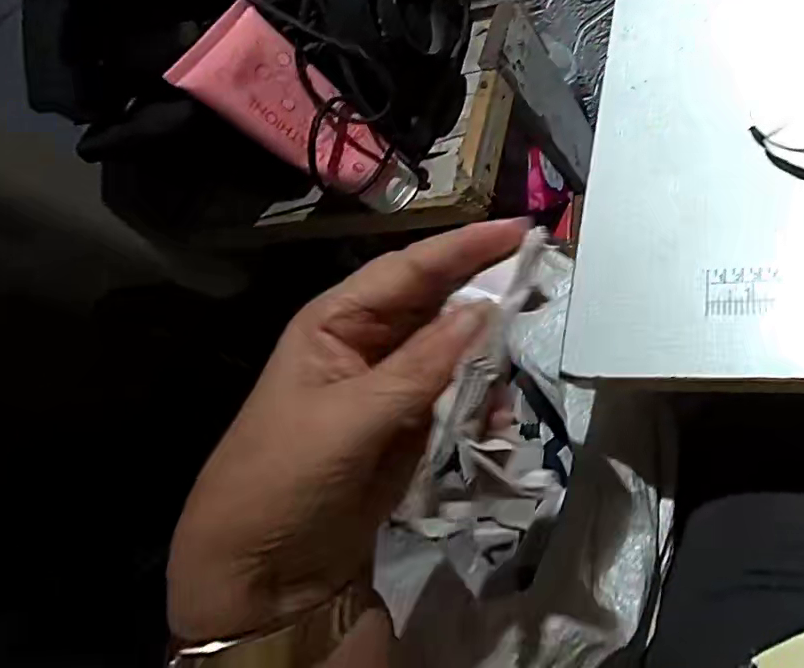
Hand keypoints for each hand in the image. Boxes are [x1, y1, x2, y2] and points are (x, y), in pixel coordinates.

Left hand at [167, 219, 529, 642]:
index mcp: (340, 322)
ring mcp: (401, 374)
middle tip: (541, 274)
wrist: (261, 576)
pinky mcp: (421, 409)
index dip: (467, 244)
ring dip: (493, 352)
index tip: (520, 228)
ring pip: (464, 340)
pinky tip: (498, 419)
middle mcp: (375, 337)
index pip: (412, 268)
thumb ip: (422, 364)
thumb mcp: (350, 421)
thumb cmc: (282, 482)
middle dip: (491, 286)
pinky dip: (489, 396)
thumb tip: (485, 310)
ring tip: (516, 366)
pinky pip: (468, 385)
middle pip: (445, 295)